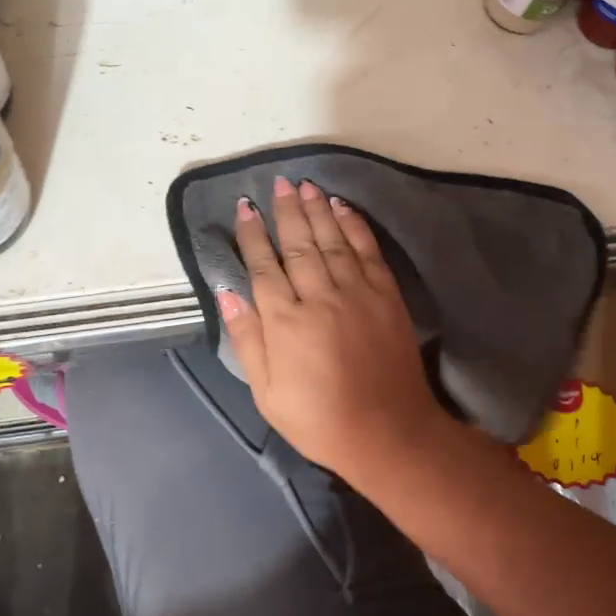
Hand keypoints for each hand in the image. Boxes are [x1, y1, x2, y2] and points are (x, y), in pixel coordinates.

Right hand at [216, 176, 445, 474]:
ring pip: (331, 240)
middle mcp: (319, 297)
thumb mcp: (267, 392)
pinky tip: (342, 208)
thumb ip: (247, 339)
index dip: (252, 235)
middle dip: (285, 211)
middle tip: (278, 184)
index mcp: (285, 322)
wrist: (387, 432)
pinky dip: (354, 226)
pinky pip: (367, 250)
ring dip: (316, 210)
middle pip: (297, 243)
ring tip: (304, 186)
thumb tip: (227, 293)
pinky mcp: (385, 295)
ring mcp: (356, 293)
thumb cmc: (318, 419)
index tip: (245, 208)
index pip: (263, 266)